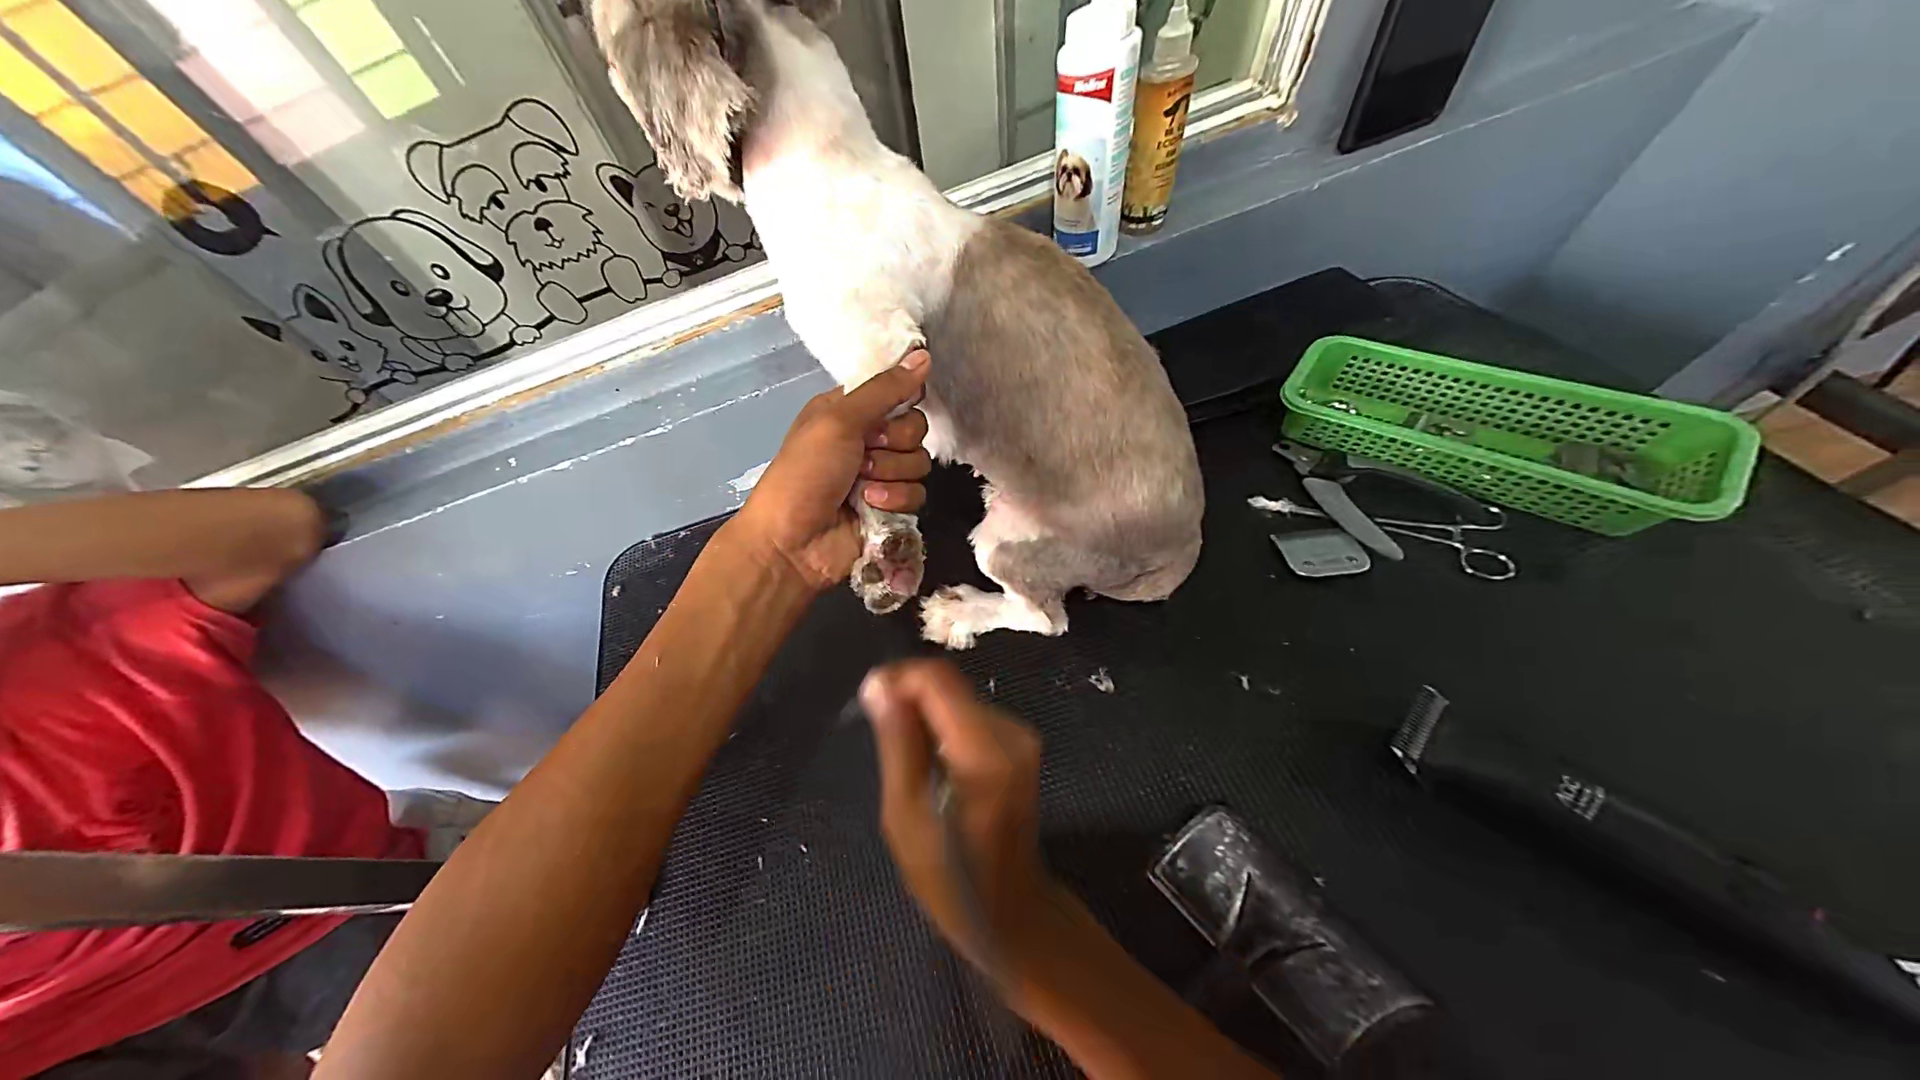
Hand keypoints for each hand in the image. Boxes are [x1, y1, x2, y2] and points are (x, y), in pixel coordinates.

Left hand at [731, 351, 931, 591]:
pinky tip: (870, 507)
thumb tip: (923, 355)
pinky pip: (918, 493)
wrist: (791, 542)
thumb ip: (885, 389)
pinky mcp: (891, 506)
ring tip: (861, 487)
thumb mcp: (839, 420)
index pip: (896, 392)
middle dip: (894, 443)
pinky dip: (895, 500)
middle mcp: (866, 439)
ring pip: (919, 463)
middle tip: (865, 454)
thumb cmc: (805, 473)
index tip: (886, 413)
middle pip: (915, 428)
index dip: (899, 402)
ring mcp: (880, 475)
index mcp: (848, 411)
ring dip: (891, 475)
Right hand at [861, 660, 1055, 975]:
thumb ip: (896, 742)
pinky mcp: (1021, 741)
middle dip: (909, 695)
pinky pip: (971, 713)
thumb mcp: (905, 814)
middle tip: (879, 728)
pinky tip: (932, 760)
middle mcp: (1010, 733)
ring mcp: (1021, 736)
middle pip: (949, 684)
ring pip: (958, 696)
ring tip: (904, 753)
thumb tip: (878, 684)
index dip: (898, 677)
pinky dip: (944, 724)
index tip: (869, 698)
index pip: (937, 680)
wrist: (1012, 910)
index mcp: (983, 752)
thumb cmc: (949, 878)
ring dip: (925, 711)